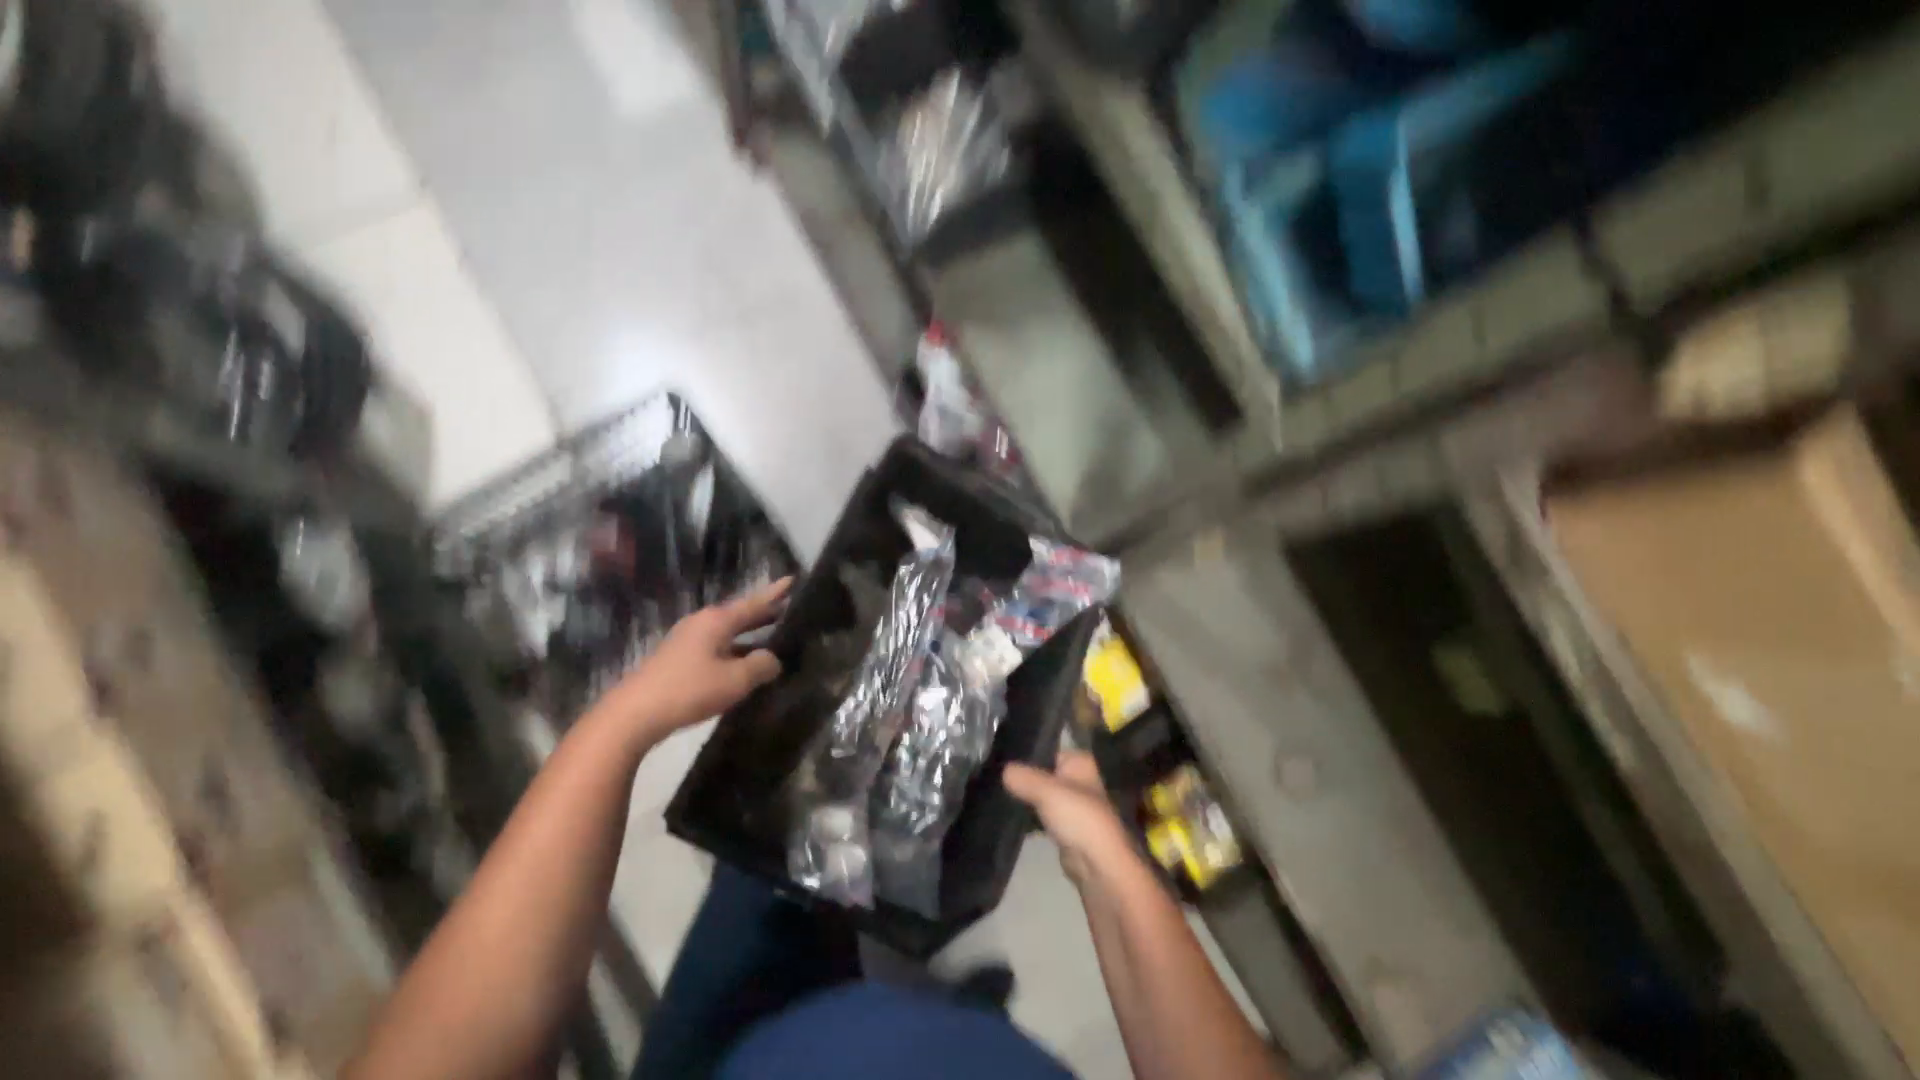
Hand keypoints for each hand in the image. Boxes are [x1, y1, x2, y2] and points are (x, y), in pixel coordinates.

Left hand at [598, 577, 792, 740]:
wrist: (635, 713)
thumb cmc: (689, 690)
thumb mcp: (735, 680)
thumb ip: (761, 666)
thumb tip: (772, 659)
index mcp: (717, 620)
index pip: (754, 602)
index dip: (775, 593)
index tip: (793, 580)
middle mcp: (702, 623)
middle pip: (740, 615)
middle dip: (765, 614)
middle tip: (791, 611)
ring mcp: (688, 641)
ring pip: (728, 632)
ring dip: (750, 635)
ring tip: (774, 637)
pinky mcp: (680, 660)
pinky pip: (717, 647)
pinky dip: (736, 650)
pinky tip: (745, 663)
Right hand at [1004, 750, 1135, 886]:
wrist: (1097, 863)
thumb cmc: (1078, 817)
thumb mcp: (1046, 791)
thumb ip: (1023, 777)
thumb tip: (1003, 770)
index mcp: (1079, 762)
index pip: (1045, 749)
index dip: (1023, 755)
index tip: (997, 761)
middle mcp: (1077, 778)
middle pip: (1041, 773)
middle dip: (1021, 779)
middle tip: (993, 780)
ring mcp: (1071, 804)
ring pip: (1039, 795)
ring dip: (1023, 799)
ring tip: (996, 796)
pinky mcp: (1064, 827)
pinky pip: (1040, 815)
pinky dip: (1028, 817)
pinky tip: (1008, 817)